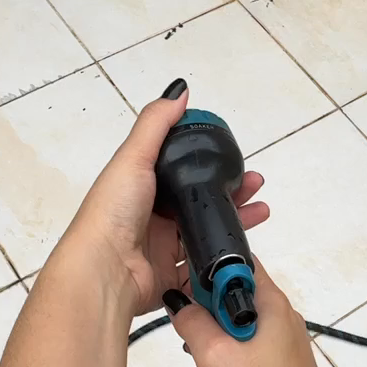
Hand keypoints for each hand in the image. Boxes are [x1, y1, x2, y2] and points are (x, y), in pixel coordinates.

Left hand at [51, 80, 268, 317]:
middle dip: (230, 192)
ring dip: (234, 221)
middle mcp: (151, 215)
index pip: (180, 170)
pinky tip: (244, 247)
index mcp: (140, 186)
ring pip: (205, 230)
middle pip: (198, 200)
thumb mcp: (133, 158)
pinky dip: (223, 256)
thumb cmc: (114, 211)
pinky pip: (202, 265)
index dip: (208, 162)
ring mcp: (161, 247)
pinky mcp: (171, 276)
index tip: (235, 157)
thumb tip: (180, 90)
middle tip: (256, 186)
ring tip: (261, 211)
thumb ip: (156, 125)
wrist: (104, 271)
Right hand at [162, 264, 347, 366]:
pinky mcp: (290, 365)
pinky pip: (256, 345)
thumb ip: (191, 322)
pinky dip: (236, 353)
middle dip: (209, 307)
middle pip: (239, 293)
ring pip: (245, 322)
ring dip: (220, 335)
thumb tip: (178, 302)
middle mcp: (285, 315)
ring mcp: (290, 342)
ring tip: (204, 360)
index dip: (207, 270)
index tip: (184, 293)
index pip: (239, 262)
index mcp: (272, 302)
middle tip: (190, 333)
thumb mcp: (213, 355)